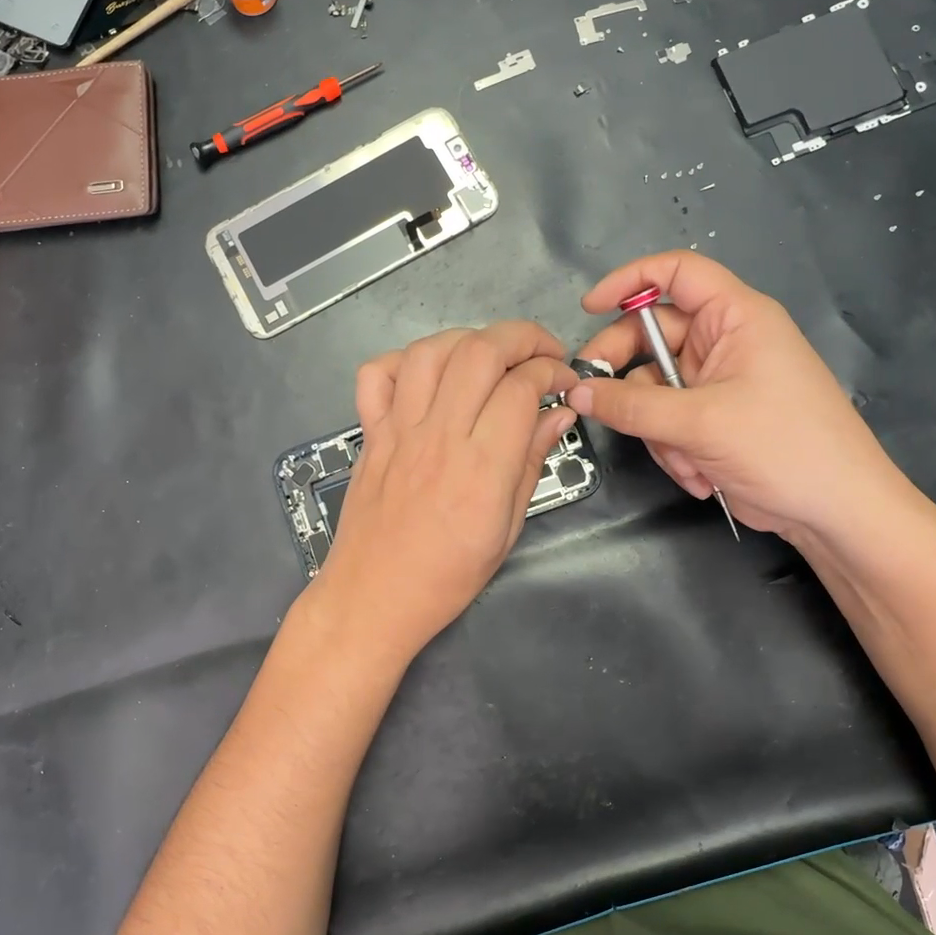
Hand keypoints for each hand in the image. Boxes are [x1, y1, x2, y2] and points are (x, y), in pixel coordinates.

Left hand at [314, 322, 578, 658]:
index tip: (565, 383)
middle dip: (521, 337)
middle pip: (480, 351)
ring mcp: (398, 430)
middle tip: (542, 353)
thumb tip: (557, 415)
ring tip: (491, 356)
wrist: (373, 598)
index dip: (553, 372)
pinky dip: (403, 360)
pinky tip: (429, 375)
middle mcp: (439, 436)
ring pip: (431, 351)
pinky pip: (377, 375)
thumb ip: (530, 463)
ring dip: (469, 339)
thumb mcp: (506, 530)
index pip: (522, 388)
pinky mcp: (370, 433)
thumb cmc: (447, 576)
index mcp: (481, 467)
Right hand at [568, 251, 911, 539]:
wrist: (835, 511)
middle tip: (596, 400)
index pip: (676, 272)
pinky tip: (699, 475)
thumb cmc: (783, 446)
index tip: (590, 307)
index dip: (629, 280)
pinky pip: (666, 421)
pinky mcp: (713, 419)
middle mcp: (725, 341)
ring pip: (652, 390)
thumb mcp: (700, 422)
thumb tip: (578, 391)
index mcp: (735, 317)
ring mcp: (718, 382)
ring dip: (656, 430)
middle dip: (627, 377)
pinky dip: (673, 449)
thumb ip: (631, 405)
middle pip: (652, 338)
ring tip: (684, 460)